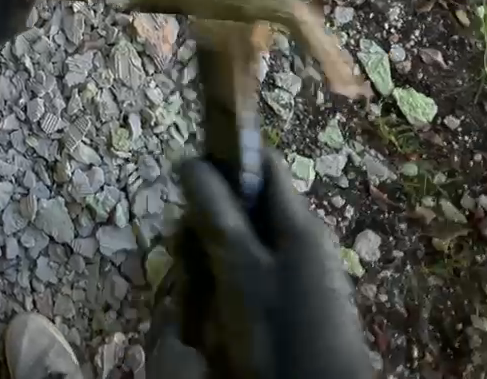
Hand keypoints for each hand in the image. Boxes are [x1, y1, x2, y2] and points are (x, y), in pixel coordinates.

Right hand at [175, 154, 371, 378]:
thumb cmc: (281, 330)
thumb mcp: (240, 267)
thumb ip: (215, 212)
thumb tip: (186, 159)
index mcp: (298, 221)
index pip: (262, 159)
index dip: (224, 156)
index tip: (188, 177)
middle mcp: (301, 239)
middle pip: (244, 201)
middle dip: (206, 215)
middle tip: (184, 245)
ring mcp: (298, 271)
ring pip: (240, 237)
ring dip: (209, 250)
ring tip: (193, 281)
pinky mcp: (289, 300)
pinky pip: (247, 268)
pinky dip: (223, 276)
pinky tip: (209, 302)